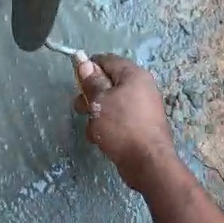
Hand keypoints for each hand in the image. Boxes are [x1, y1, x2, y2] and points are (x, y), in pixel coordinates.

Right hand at [72, 54, 179, 193]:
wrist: (147, 162)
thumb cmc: (122, 126)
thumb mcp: (100, 101)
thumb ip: (91, 81)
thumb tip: (82, 60)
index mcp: (134, 75)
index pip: (107, 60)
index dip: (89, 67)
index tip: (76, 80)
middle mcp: (141, 88)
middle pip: (108, 84)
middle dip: (90, 96)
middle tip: (80, 109)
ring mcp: (142, 108)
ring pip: (111, 105)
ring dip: (97, 116)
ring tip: (93, 130)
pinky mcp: (140, 127)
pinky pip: (118, 120)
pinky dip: (108, 127)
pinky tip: (101, 140)